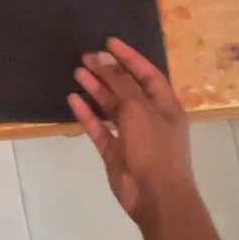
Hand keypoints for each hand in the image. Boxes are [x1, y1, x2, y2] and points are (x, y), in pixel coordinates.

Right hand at [68, 36, 197, 231]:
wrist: (156, 197)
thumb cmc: (155, 149)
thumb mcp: (139, 110)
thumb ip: (121, 84)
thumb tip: (103, 59)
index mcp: (165, 107)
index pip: (148, 75)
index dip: (130, 57)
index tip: (109, 41)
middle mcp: (149, 118)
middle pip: (127, 89)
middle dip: (108, 72)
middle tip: (86, 56)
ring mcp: (132, 135)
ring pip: (111, 106)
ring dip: (96, 89)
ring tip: (77, 72)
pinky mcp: (115, 150)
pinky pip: (99, 126)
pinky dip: (87, 113)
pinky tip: (73, 99)